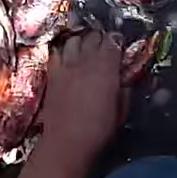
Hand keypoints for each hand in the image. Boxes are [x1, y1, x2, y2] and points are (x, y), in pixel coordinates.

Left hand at [34, 30, 123, 158]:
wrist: (67, 142)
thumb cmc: (99, 129)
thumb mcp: (121, 111)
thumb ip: (124, 91)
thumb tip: (124, 81)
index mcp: (106, 67)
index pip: (113, 42)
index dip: (117, 42)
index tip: (120, 47)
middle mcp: (85, 60)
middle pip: (93, 36)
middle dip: (100, 38)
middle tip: (104, 47)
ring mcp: (66, 65)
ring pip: (74, 39)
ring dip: (82, 40)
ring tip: (85, 49)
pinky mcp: (52, 73)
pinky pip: (56, 52)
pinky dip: (63, 50)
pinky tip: (67, 58)